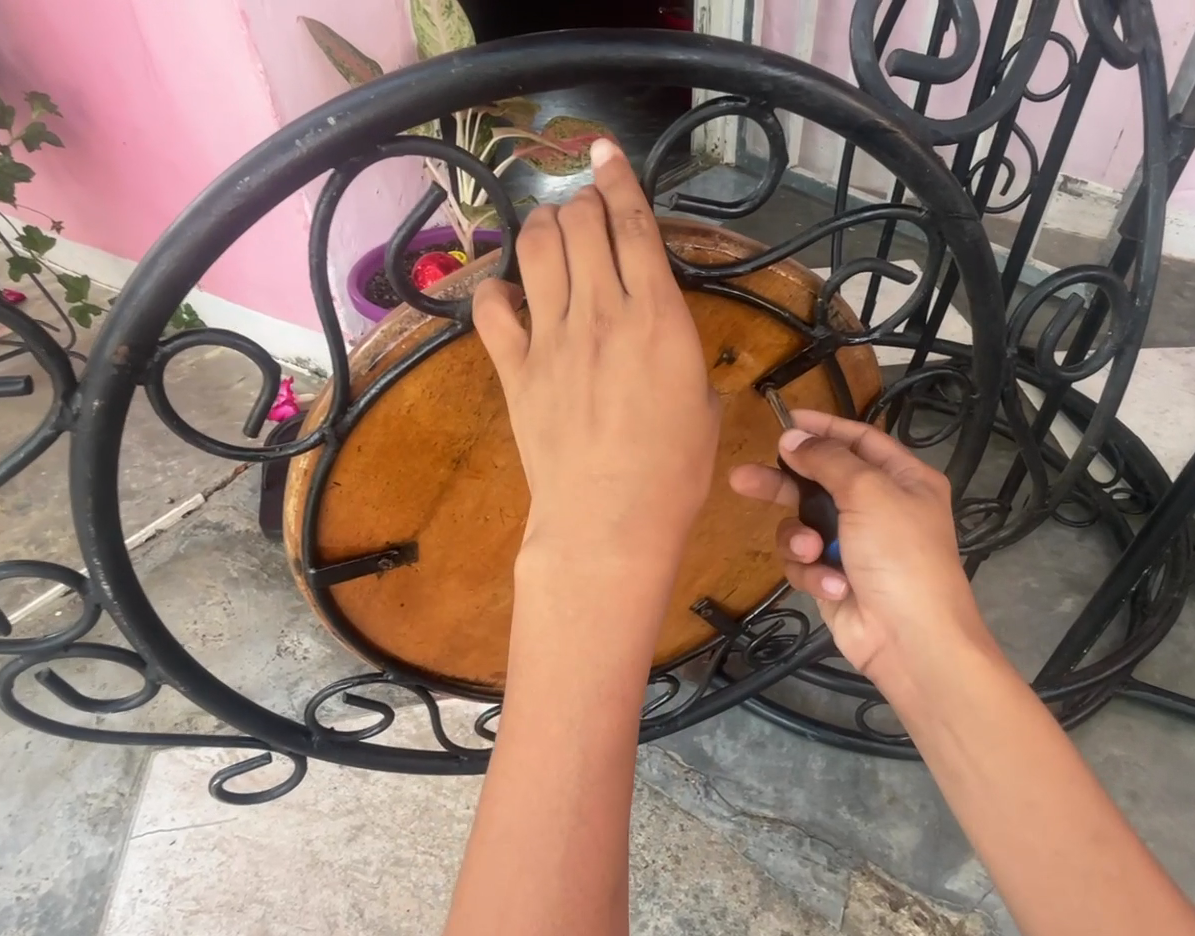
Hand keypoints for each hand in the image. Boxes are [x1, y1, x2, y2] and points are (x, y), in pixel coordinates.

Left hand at [473, 139, 719, 570]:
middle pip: (579, 223)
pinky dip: (497, 290)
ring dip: (542, 228)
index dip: (618, 177)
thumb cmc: (673, 475)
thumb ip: (681, 356)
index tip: (605, 152)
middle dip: (582, 204)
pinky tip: (509, 293)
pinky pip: (493, 309)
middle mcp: (601, 313)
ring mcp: (551, 338)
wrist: (609, 523)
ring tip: (550, 235)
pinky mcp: (516, 369)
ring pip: (536, 249)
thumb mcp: (701, 406)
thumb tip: (664, 341)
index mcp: (657, 318)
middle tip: (588, 215)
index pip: (632, 224)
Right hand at [729, 410, 991, 690]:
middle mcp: (878, 507)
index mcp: (902, 479)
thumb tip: (794, 437)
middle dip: (783, 484)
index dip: (824, 428)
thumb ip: (828, 460)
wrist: (908, 637)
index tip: (787, 420)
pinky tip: (832, 585)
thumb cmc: (900, 555)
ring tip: (811, 551)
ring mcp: (852, 544)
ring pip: (801, 524)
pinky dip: (811, 571)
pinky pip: (803, 561)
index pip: (859, 441)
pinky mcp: (831, 575)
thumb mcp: (869, 493)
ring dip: (800, 538)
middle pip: (818, 481)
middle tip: (743, 478)